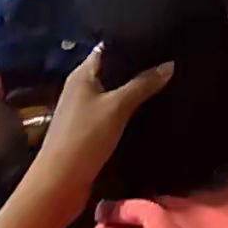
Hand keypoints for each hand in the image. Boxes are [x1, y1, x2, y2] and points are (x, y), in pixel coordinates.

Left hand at [35, 45, 172, 195]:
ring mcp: (83, 109)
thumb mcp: (118, 107)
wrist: (58, 187)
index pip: (110, 47)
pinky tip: (148, 108)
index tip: (159, 39)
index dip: (133, 42)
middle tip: (167, 59)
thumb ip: (143, 84)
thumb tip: (169, 64)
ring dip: (134, 89)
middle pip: (114, 69)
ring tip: (164, 80)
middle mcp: (81, 86)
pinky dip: (128, 109)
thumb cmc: (84, 137)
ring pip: (114, 91)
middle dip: (137, 66)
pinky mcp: (88, 130)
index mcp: (82, 73)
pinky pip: (113, 111)